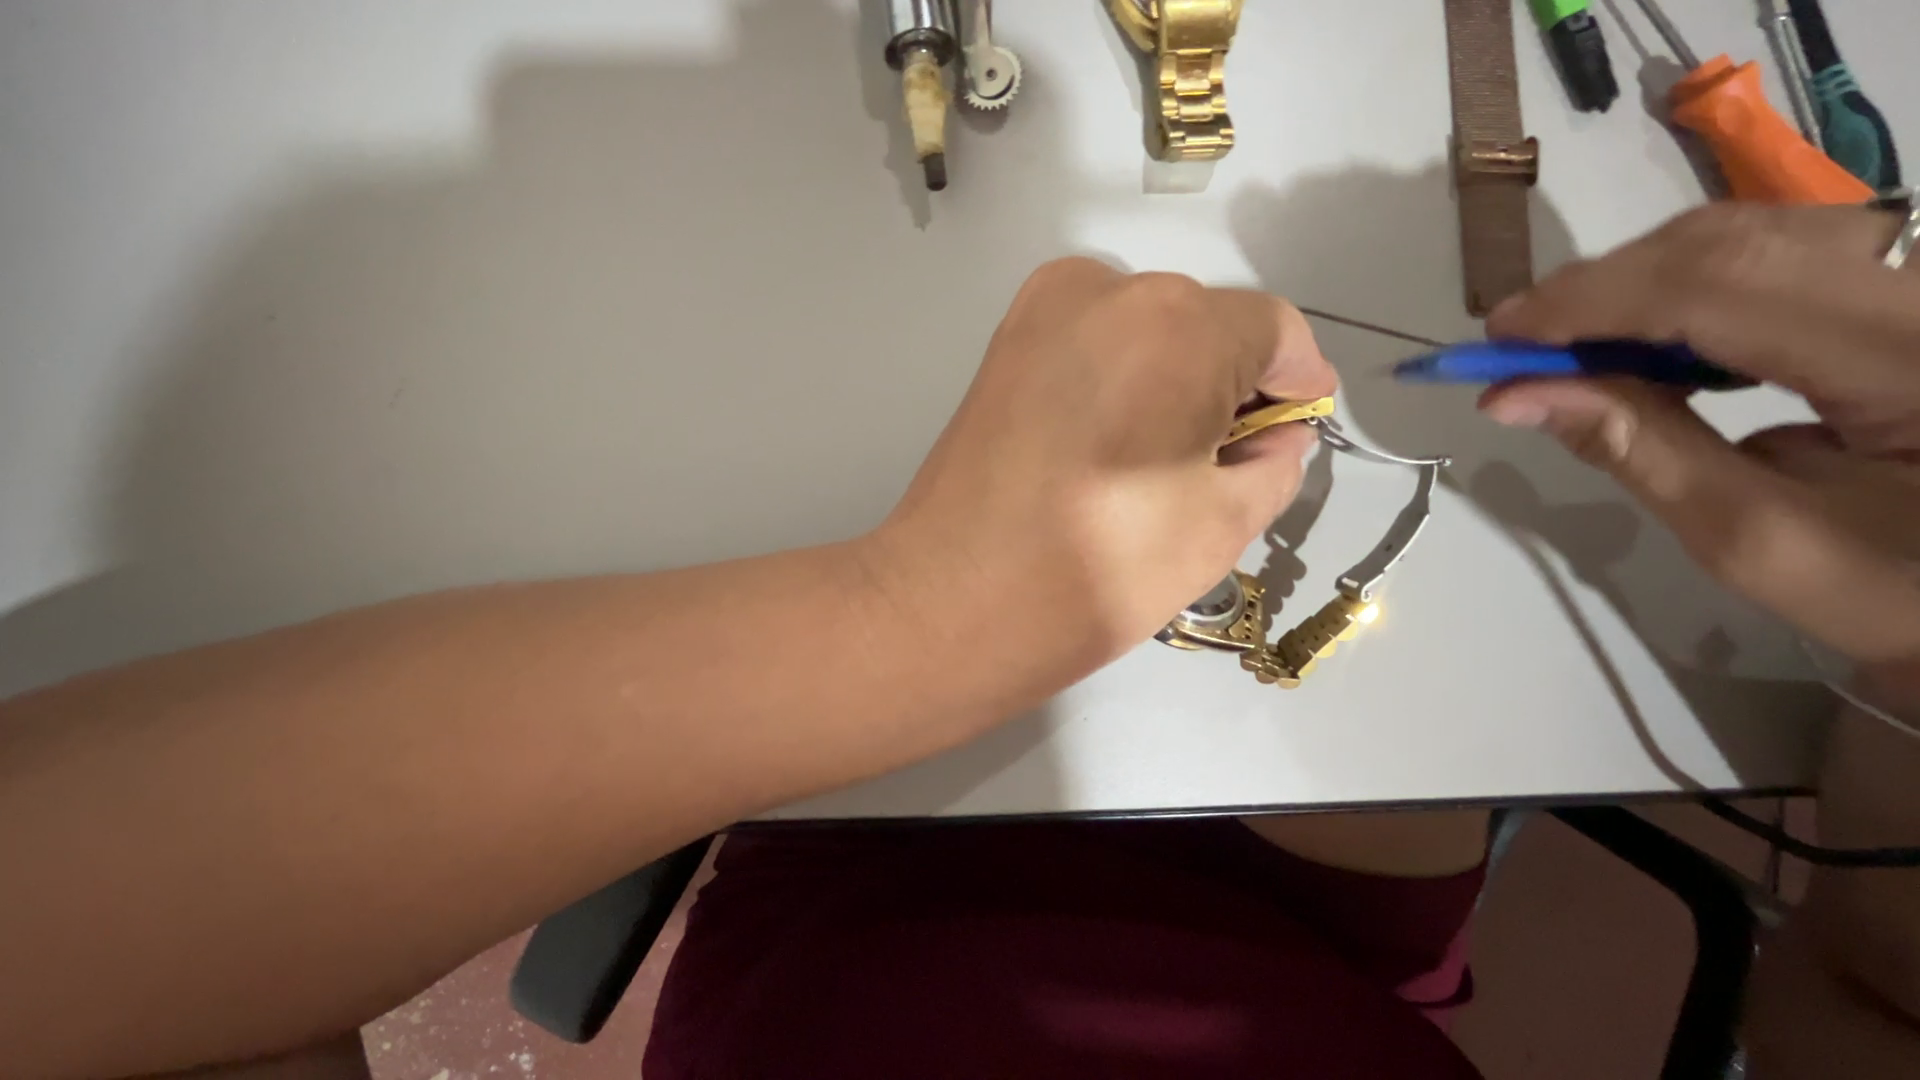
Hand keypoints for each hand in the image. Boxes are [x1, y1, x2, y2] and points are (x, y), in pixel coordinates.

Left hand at [873, 257, 1336, 671]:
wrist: (953, 598)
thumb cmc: (1100, 568)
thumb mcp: (1222, 524)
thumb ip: (1274, 463)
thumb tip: (1275, 435)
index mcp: (1180, 324)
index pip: (1275, 332)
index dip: (1294, 385)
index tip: (1290, 435)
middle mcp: (1110, 289)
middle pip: (1206, 323)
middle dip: (1229, 383)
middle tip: (1218, 462)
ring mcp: (1044, 309)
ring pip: (1146, 328)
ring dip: (1171, 377)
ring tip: (1154, 457)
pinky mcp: (1004, 342)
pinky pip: (1092, 340)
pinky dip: (1117, 374)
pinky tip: (1106, 439)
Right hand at [1481, 204, 1919, 666]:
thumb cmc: (1894, 588)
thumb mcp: (1750, 537)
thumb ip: (1633, 448)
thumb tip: (1514, 394)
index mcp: (1916, 356)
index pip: (1725, 287)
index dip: (1593, 301)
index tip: (1498, 337)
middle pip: (1737, 243)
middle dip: (1606, 288)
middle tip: (1520, 345)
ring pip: (1757, 236)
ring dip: (1640, 286)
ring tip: (1572, 349)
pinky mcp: (1916, 280)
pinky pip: (1786, 253)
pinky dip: (1691, 288)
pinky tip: (1651, 339)